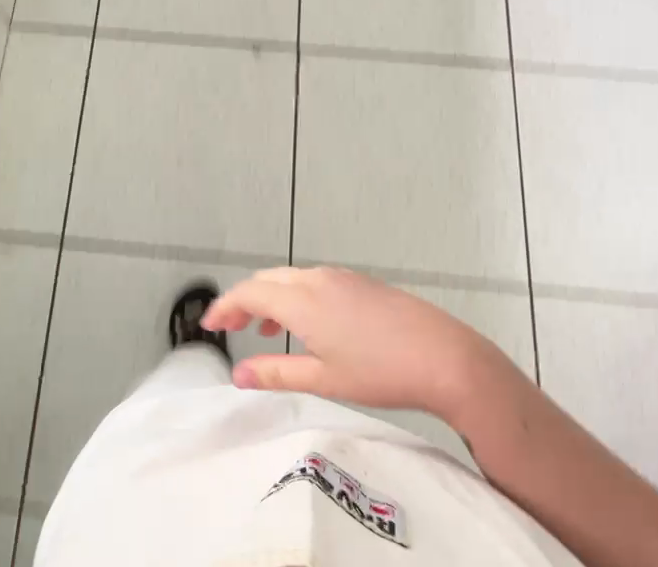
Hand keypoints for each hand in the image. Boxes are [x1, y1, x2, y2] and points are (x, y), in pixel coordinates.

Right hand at [201, 266, 526, 426]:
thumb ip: (276, 373)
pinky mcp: (364, 284)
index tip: (210, 324)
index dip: (225, 306)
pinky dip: (297, 296)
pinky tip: (308, 325)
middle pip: (269, 279)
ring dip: (272, 297)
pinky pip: (316, 281)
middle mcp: (320, 279)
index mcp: (304, 300)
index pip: (250, 292)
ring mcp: (344, 278)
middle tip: (231, 326)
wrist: (447, 358)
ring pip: (293, 278)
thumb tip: (239, 374)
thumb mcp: (323, 379)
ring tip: (266, 329)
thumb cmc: (383, 372)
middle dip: (245, 300)